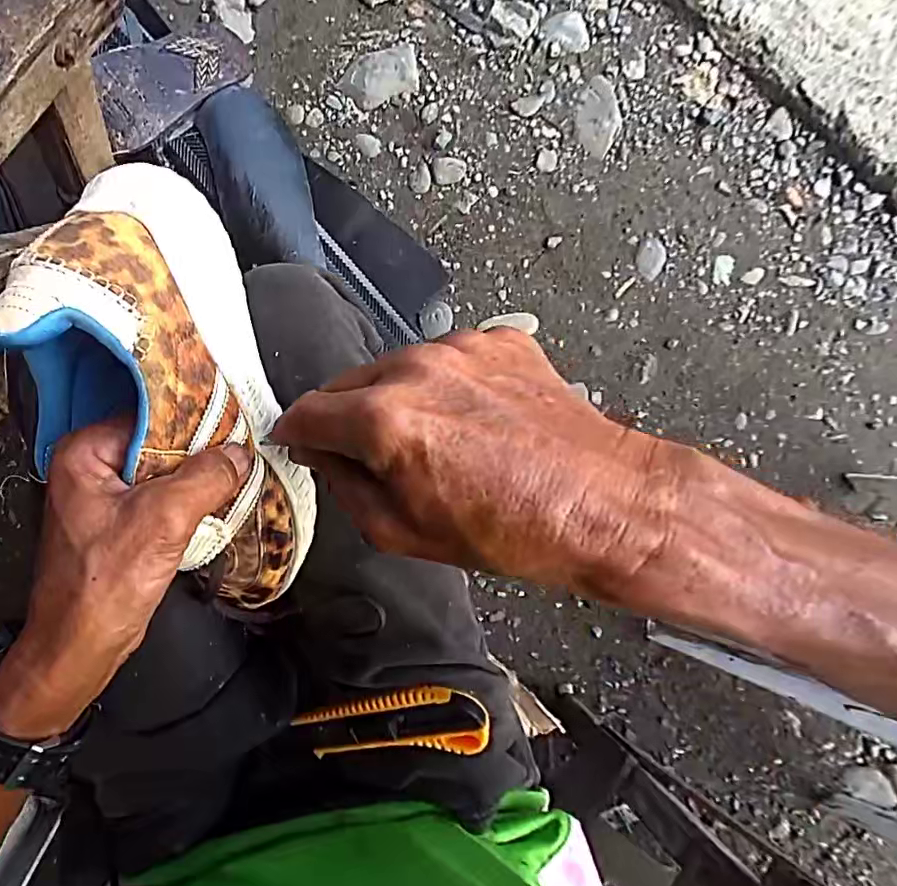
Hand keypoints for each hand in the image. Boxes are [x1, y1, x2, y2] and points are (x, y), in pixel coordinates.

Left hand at [0, 417, 249, 739]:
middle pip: (157, 446)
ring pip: (162, 477)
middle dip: (198, 455)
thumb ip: (204, 480)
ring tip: (232, 481)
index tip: (232, 426)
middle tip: (239, 456)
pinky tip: (213, 508)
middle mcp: (90, 471)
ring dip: (195, 483)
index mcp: (84, 454)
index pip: (148, 417)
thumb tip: (237, 456)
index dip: (192, 421)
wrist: (80, 645)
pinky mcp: (119, 528)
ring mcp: (104, 501)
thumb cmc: (99, 588)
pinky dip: (185, 506)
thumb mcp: (161, 521)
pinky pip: (159, 504)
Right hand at [272, 328, 692, 599]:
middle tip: (363, 457)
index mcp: (384, 422)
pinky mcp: (496, 343)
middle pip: (343, 386)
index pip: (306, 413)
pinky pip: (439, 361)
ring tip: (426, 445)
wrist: (603, 505)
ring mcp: (460, 351)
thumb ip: (342, 486)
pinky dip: (435, 388)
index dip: (293, 433)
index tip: (296, 441)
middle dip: (341, 421)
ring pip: (389, 370)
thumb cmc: (513, 527)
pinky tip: (461, 424)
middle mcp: (416, 372)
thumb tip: (323, 458)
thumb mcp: (398, 531)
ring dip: (388, 402)